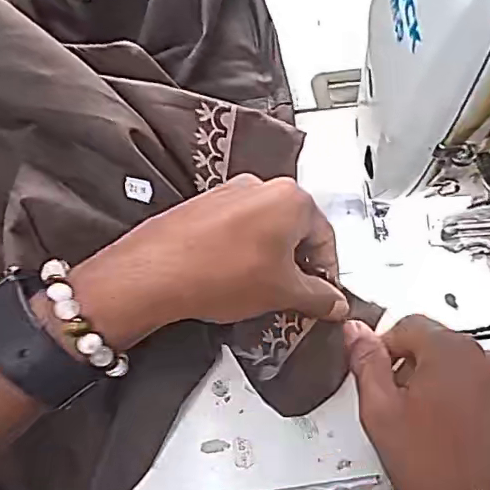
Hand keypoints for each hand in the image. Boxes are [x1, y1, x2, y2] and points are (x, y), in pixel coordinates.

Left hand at [64, 175, 348, 347]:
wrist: (156, 273)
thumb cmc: (217, 272)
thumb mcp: (282, 292)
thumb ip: (318, 297)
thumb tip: (332, 302)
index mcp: (291, 198)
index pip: (326, 239)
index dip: (328, 274)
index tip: (324, 297)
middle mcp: (261, 187)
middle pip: (296, 232)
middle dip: (298, 267)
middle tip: (295, 297)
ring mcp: (229, 195)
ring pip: (265, 232)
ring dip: (270, 261)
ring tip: (260, 292)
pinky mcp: (204, 208)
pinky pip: (237, 232)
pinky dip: (242, 256)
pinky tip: (233, 281)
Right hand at [347, 316, 489, 489]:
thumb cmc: (433, 472)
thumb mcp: (380, 413)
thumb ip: (367, 363)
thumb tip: (358, 332)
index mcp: (451, 353)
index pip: (410, 325)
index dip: (387, 348)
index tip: (382, 371)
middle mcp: (488, 362)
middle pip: (442, 346)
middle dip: (418, 368)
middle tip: (404, 408)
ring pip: (468, 370)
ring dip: (449, 386)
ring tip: (434, 427)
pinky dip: (476, 405)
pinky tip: (460, 435)